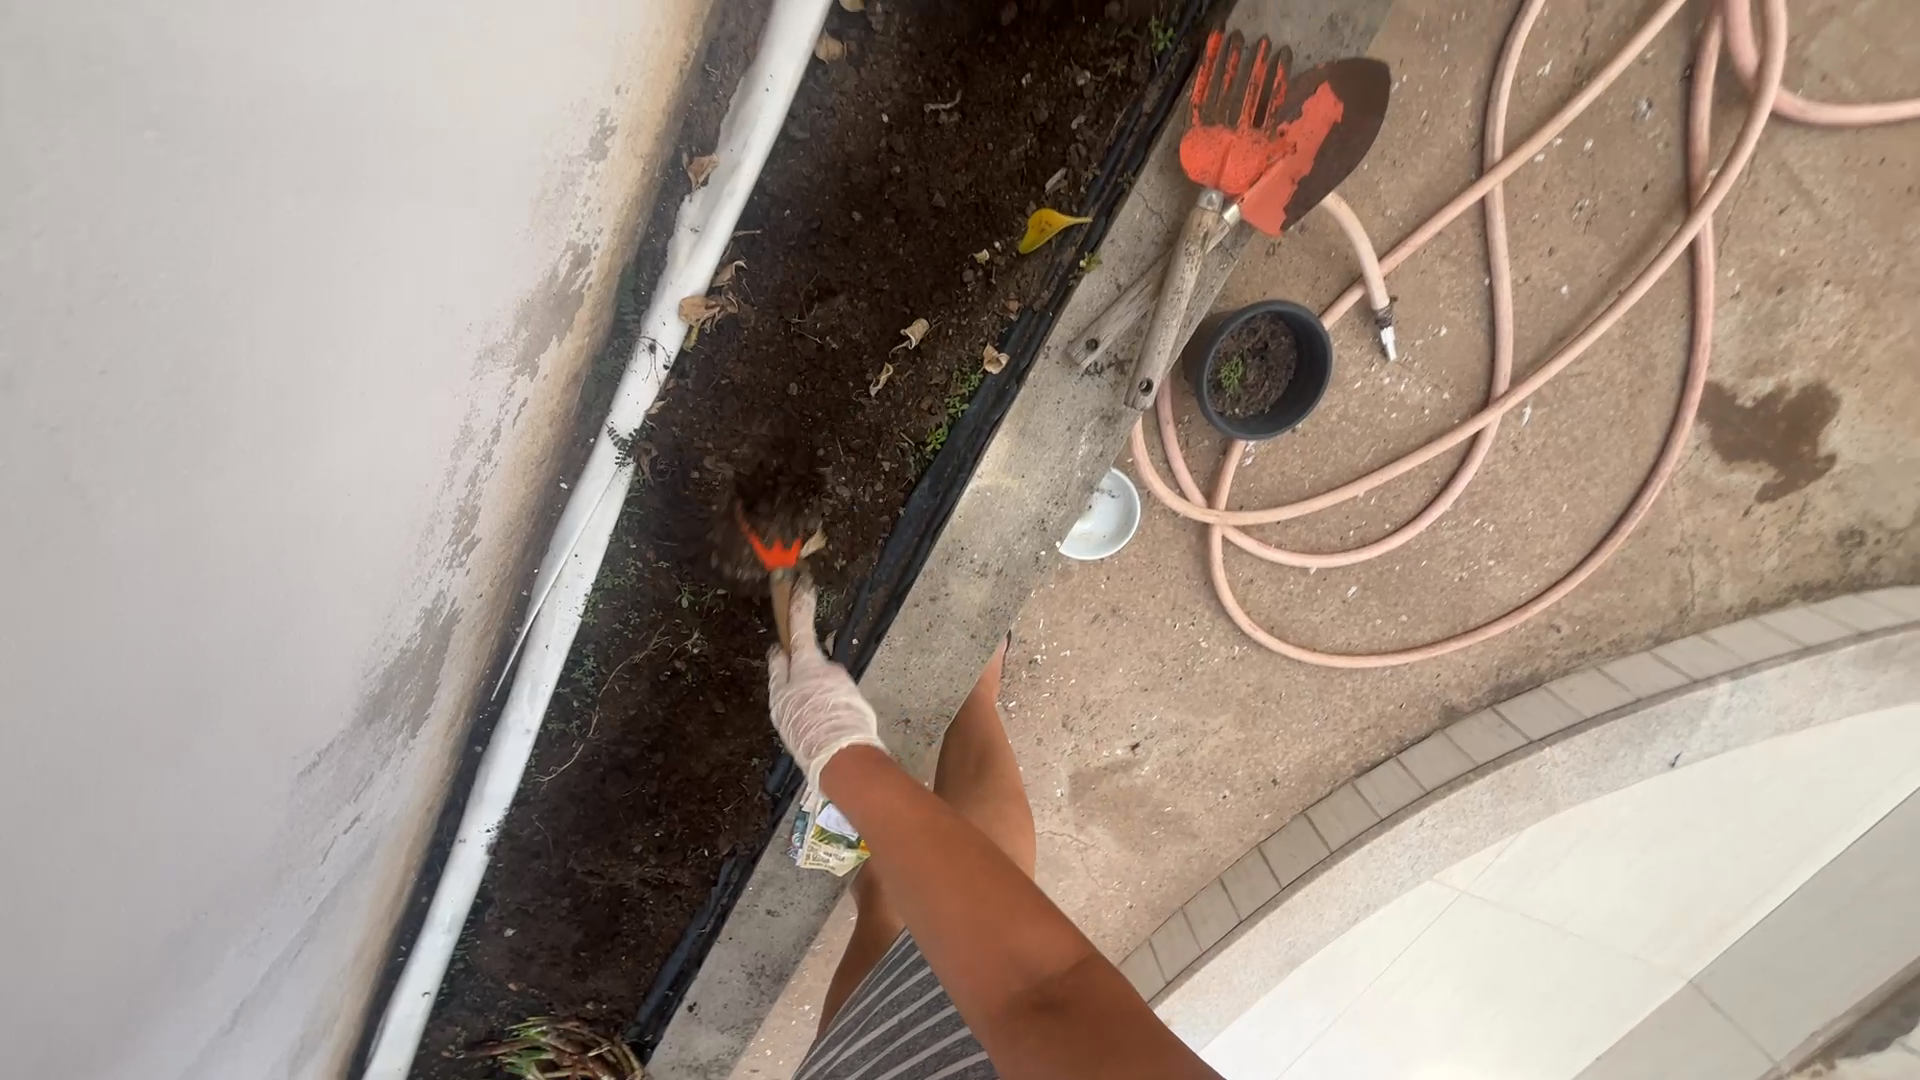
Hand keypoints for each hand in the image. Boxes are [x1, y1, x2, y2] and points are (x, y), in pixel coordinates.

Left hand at [766, 581, 886, 790]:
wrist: (840, 760)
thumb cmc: (849, 719)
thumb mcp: (844, 685)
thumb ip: (829, 671)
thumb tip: (821, 669)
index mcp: (804, 670)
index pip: (800, 630)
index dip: (800, 608)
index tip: (798, 588)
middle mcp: (785, 687)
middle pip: (778, 657)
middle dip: (786, 650)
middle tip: (799, 646)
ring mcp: (780, 708)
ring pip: (780, 682)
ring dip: (792, 677)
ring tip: (812, 685)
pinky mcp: (784, 726)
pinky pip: (786, 702)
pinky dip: (796, 697)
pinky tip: (813, 707)